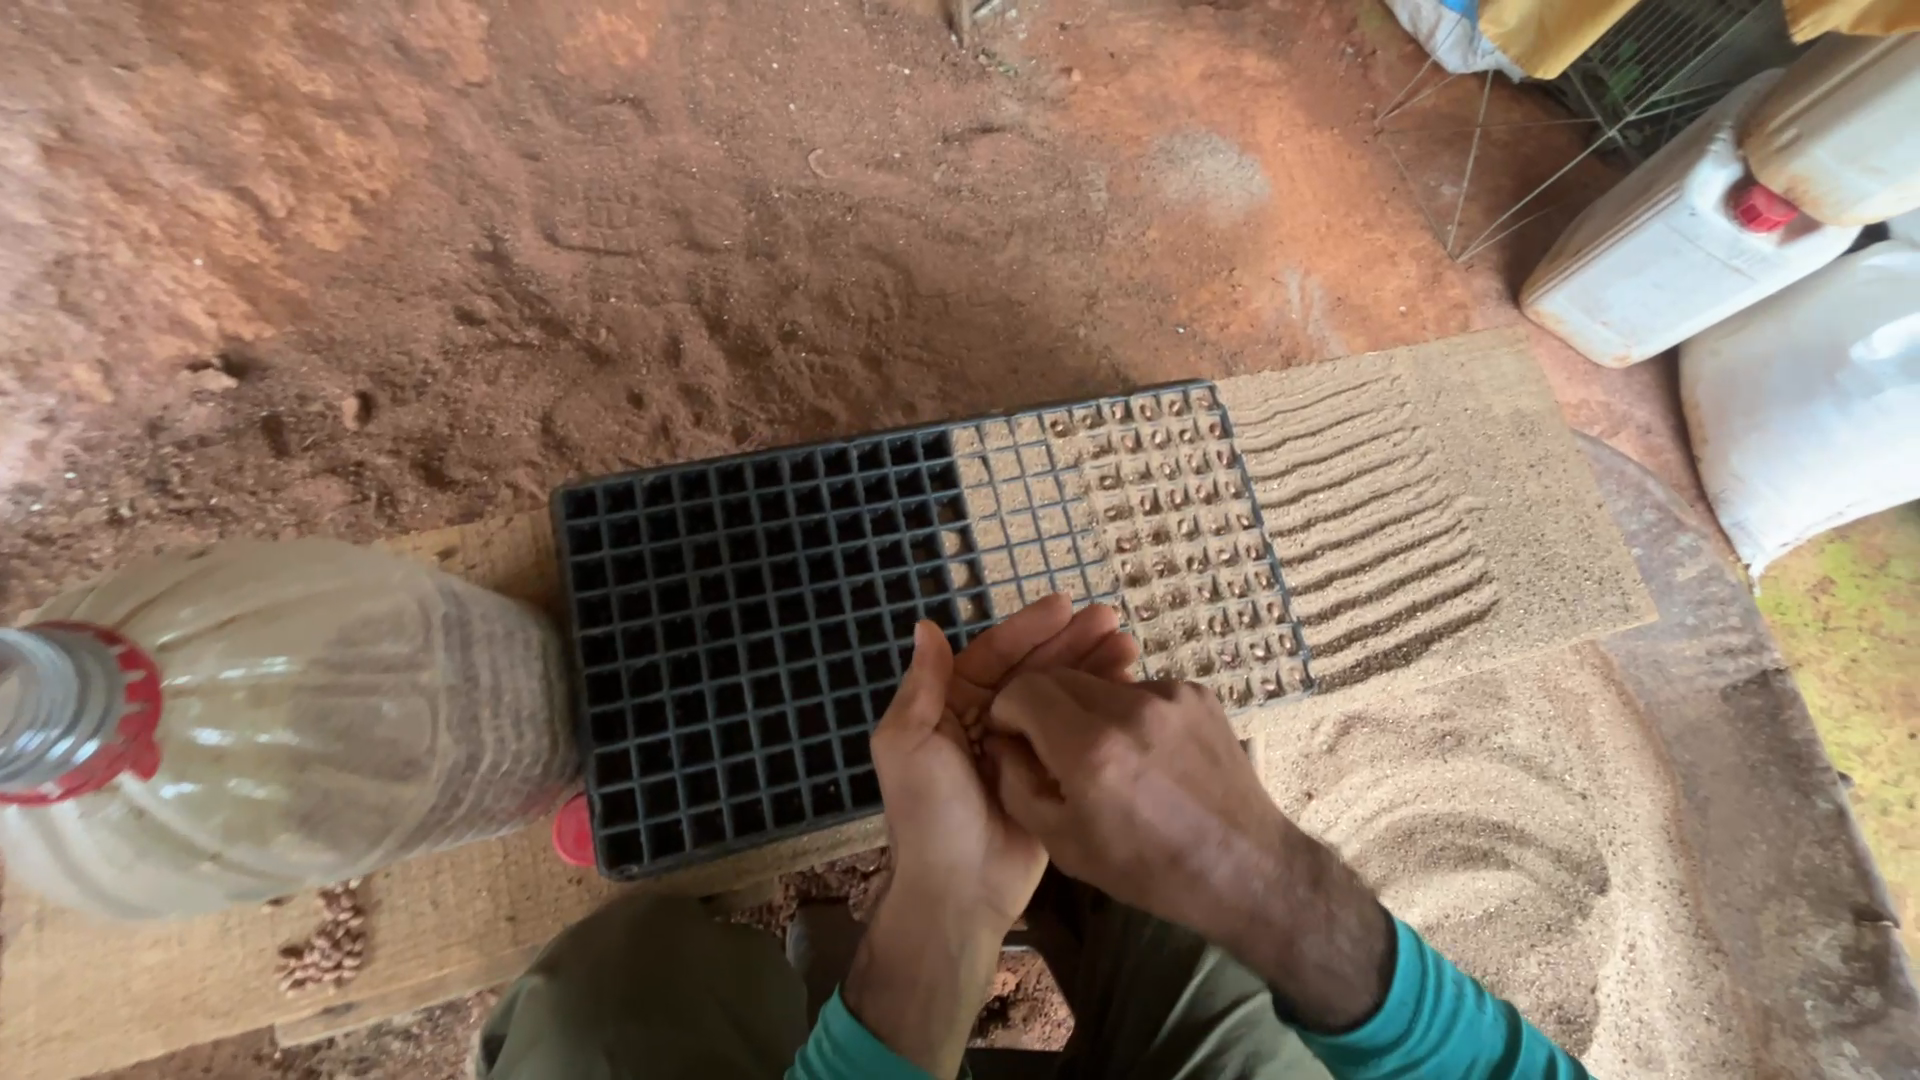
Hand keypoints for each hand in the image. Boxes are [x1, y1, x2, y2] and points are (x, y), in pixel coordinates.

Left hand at [871, 594, 1137, 930]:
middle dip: (1070, 642)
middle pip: (1033, 669)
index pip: (994, 654)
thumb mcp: (908, 744)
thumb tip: (926, 625)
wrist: (958, 890)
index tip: (1067, 604)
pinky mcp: (1051, 775)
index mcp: (951, 705)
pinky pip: (1073, 733)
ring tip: (1129, 646)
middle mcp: (989, 718)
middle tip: (1112, 620)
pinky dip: (1096, 710)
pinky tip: (1125, 689)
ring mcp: (1024, 747)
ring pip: (1058, 696)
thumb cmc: (929, 811)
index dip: (1028, 628)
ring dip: (1089, 668)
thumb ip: (922, 685)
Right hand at [983, 671, 1393, 1031]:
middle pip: (1058, 676)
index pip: (1023, 689)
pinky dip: (1128, 714)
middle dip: (1042, 705)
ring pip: (1099, 682)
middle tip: (1051, 744)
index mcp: (1090, 750)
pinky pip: (1139, 689)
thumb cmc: (1148, 869)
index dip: (1007, 710)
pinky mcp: (1196, 692)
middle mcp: (1128, 708)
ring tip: (1107, 754)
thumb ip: (1017, 785)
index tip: (1013, 735)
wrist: (1247, 867)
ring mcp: (1168, 694)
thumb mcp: (1064, 845)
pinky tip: (1147, 753)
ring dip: (1086, 709)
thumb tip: (1002, 742)